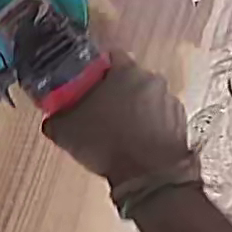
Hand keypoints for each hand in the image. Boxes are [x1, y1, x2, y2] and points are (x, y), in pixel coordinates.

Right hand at [41, 51, 196, 187]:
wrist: (149, 175)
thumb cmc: (107, 143)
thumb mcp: (65, 132)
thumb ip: (55, 118)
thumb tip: (51, 118)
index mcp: (124, 71)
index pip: (108, 56)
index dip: (92, 71)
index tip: (82, 85)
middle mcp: (151, 79)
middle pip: (127, 78)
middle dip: (112, 91)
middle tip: (94, 110)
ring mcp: (169, 100)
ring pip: (143, 97)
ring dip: (130, 108)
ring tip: (113, 131)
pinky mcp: (180, 122)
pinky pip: (157, 117)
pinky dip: (145, 125)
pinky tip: (131, 143)